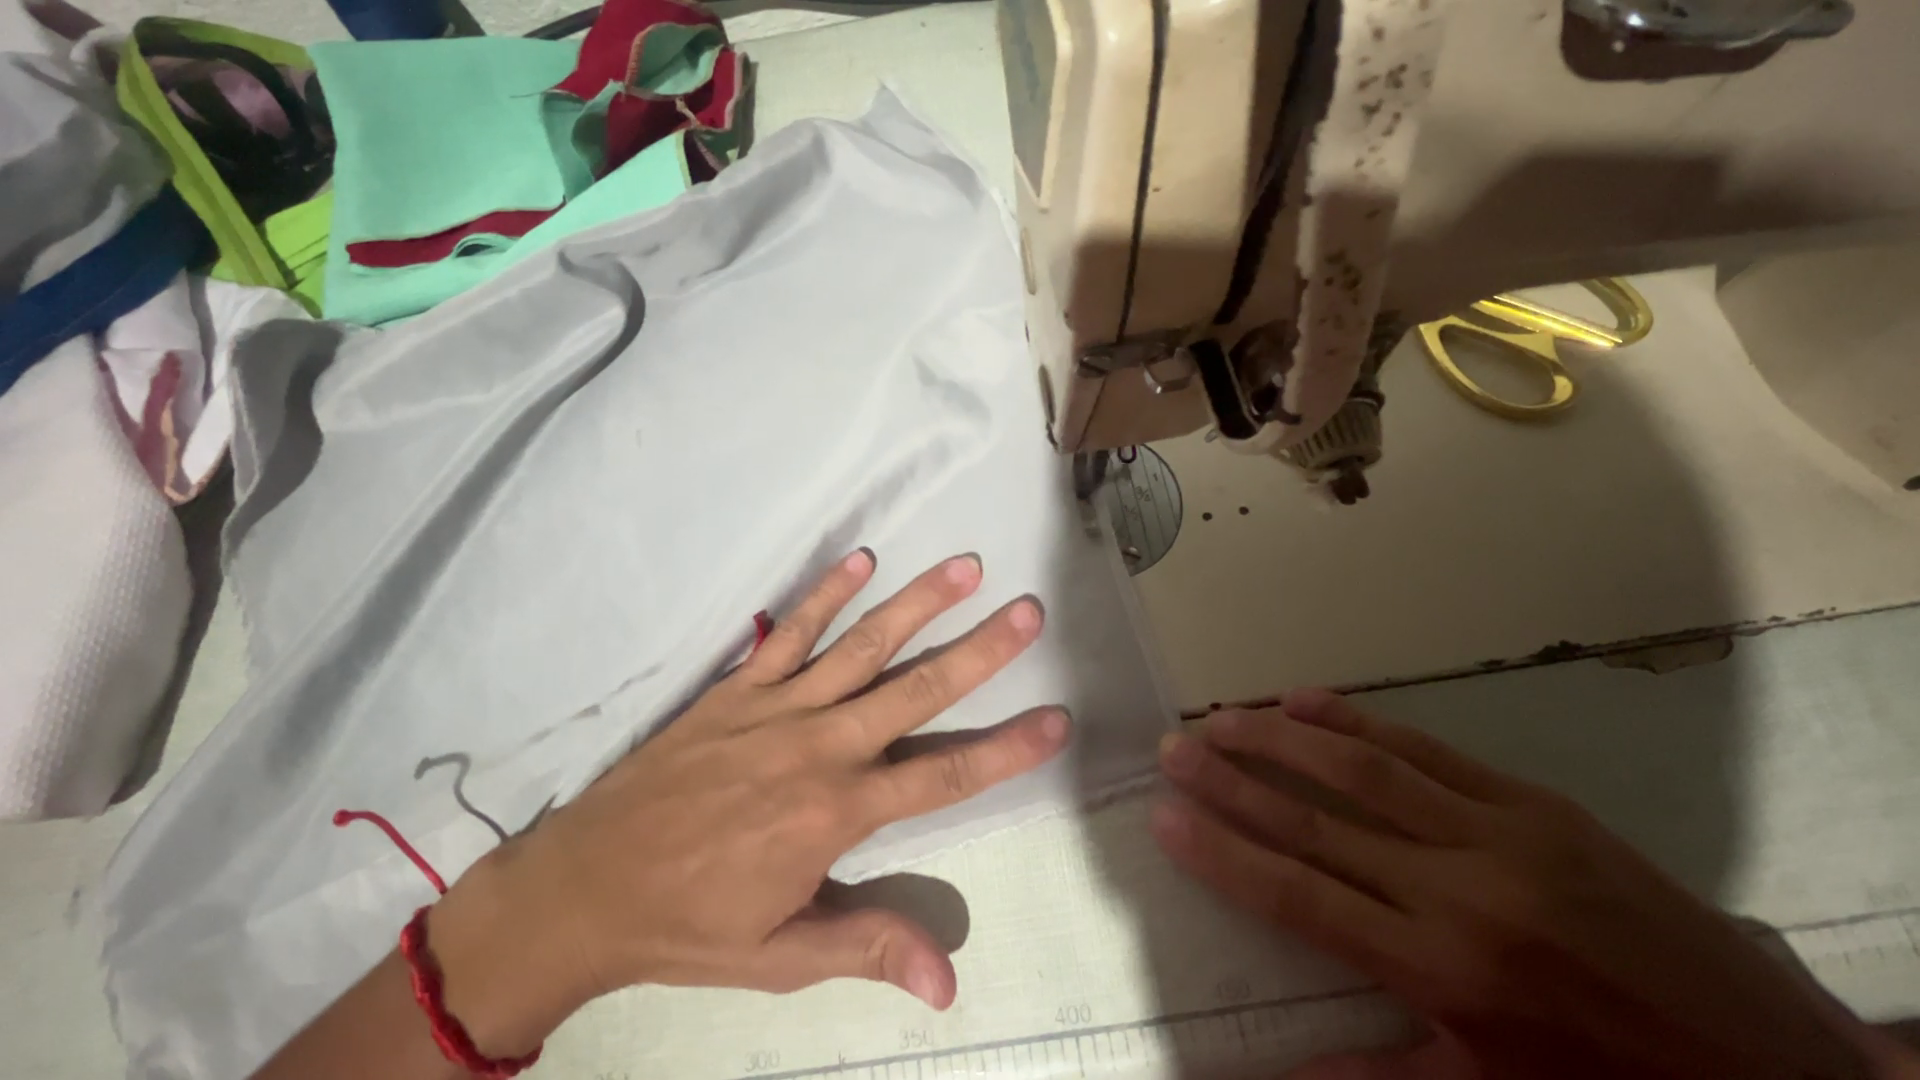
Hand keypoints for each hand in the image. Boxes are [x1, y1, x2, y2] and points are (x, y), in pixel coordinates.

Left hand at [437, 551, 1068, 1024]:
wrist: (586, 885)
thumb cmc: (691, 925)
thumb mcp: (782, 955)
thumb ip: (867, 947)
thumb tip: (949, 983)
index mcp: (836, 814)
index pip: (941, 776)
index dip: (1004, 750)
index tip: (1056, 719)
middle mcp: (817, 748)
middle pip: (915, 691)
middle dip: (979, 651)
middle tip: (1028, 610)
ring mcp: (776, 709)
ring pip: (861, 647)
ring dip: (917, 605)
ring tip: (964, 566)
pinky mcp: (736, 689)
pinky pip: (788, 632)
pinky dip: (824, 594)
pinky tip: (861, 560)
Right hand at [1152, 689, 1916, 1079]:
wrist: (1768, 1062)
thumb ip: (1363, 1076)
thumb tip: (1252, 1076)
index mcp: (1440, 968)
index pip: (1300, 896)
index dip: (1224, 852)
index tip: (1164, 814)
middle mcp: (1460, 890)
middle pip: (1320, 820)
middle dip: (1235, 780)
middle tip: (1175, 746)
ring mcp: (1502, 834)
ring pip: (1367, 769)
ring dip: (1284, 737)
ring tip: (1223, 716)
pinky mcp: (1538, 804)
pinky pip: (1430, 749)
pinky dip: (1360, 721)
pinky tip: (1311, 701)